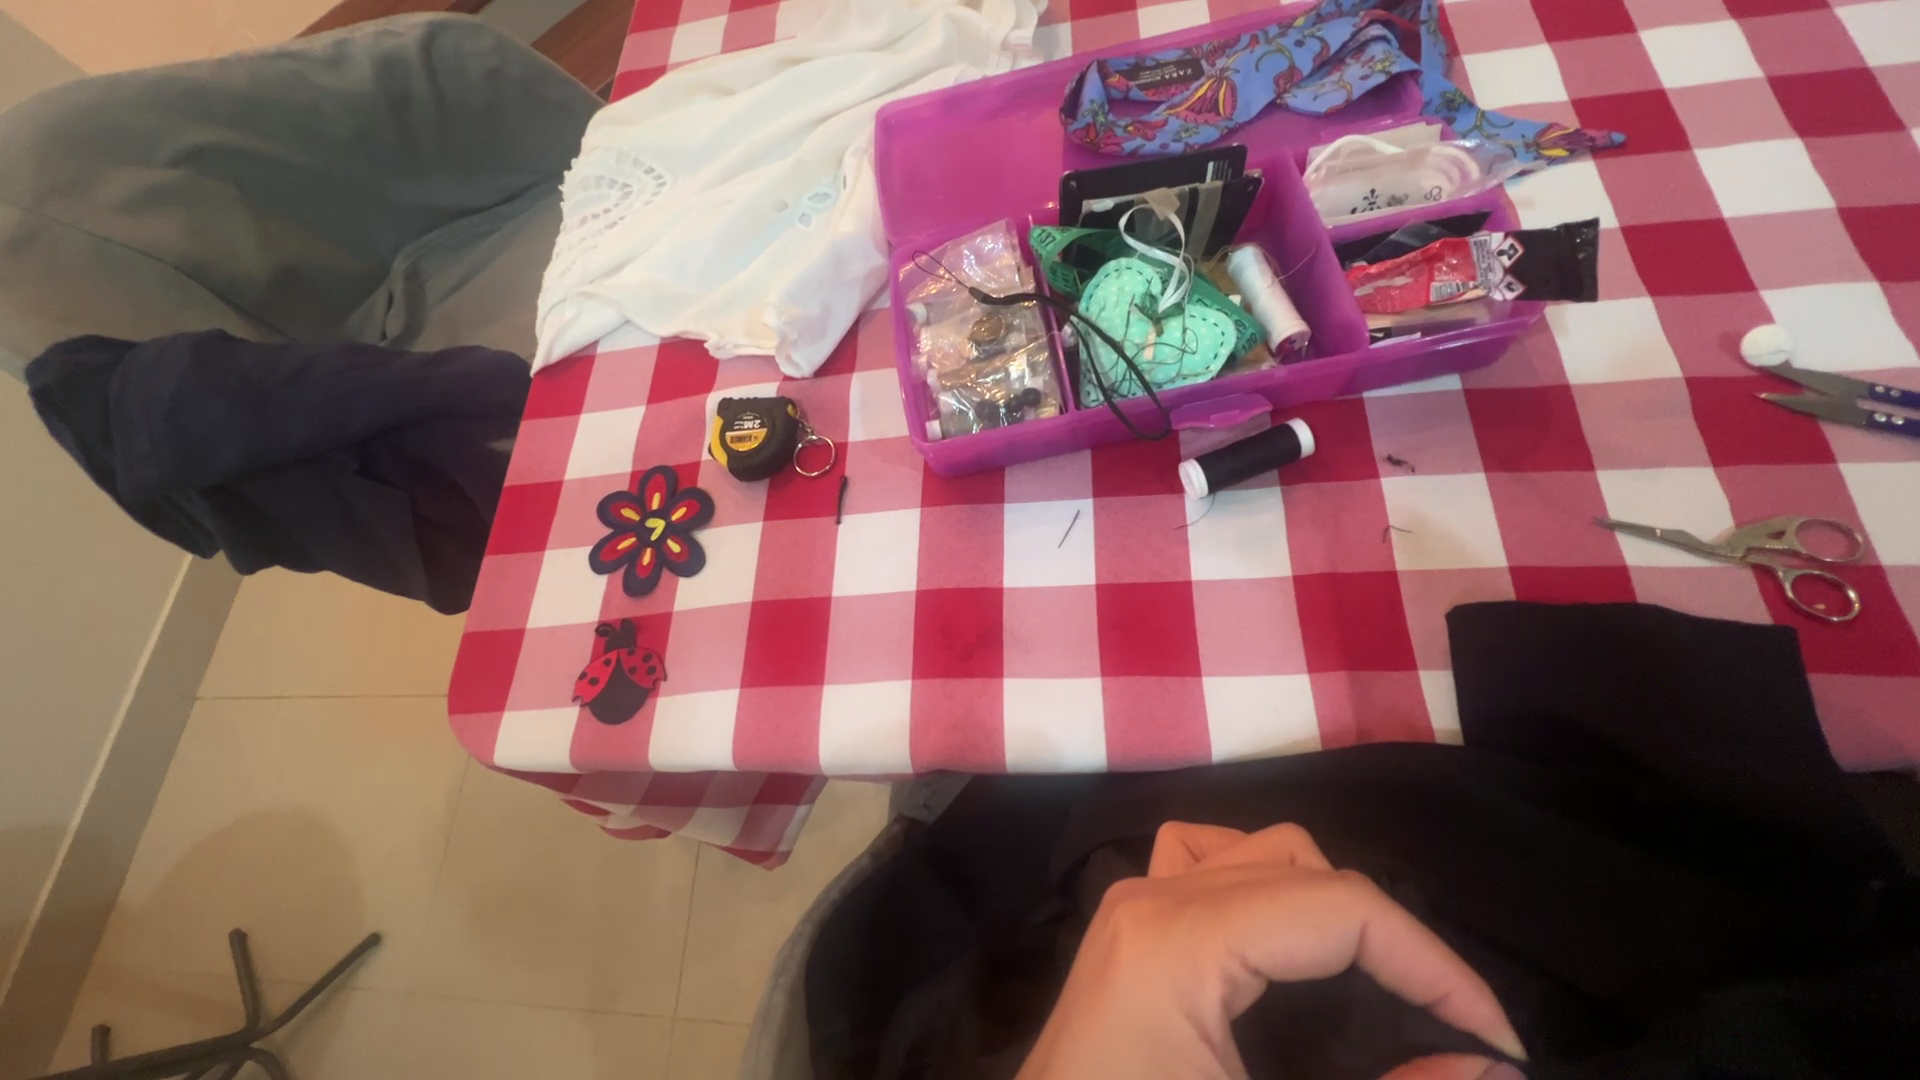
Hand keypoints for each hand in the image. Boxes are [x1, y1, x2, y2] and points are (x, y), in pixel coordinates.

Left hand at [1015, 822, 1526, 1079]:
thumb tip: (1488, 1068)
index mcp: (1179, 941)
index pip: (1338, 905)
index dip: (1435, 965)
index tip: (1498, 1043)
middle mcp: (1151, 897)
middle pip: (1302, 865)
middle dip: (1388, 937)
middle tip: (1444, 1023)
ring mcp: (1131, 899)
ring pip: (1256, 849)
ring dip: (1326, 901)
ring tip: (1373, 980)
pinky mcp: (1127, 920)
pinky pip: (1203, 858)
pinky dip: (1261, 883)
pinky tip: (1279, 939)